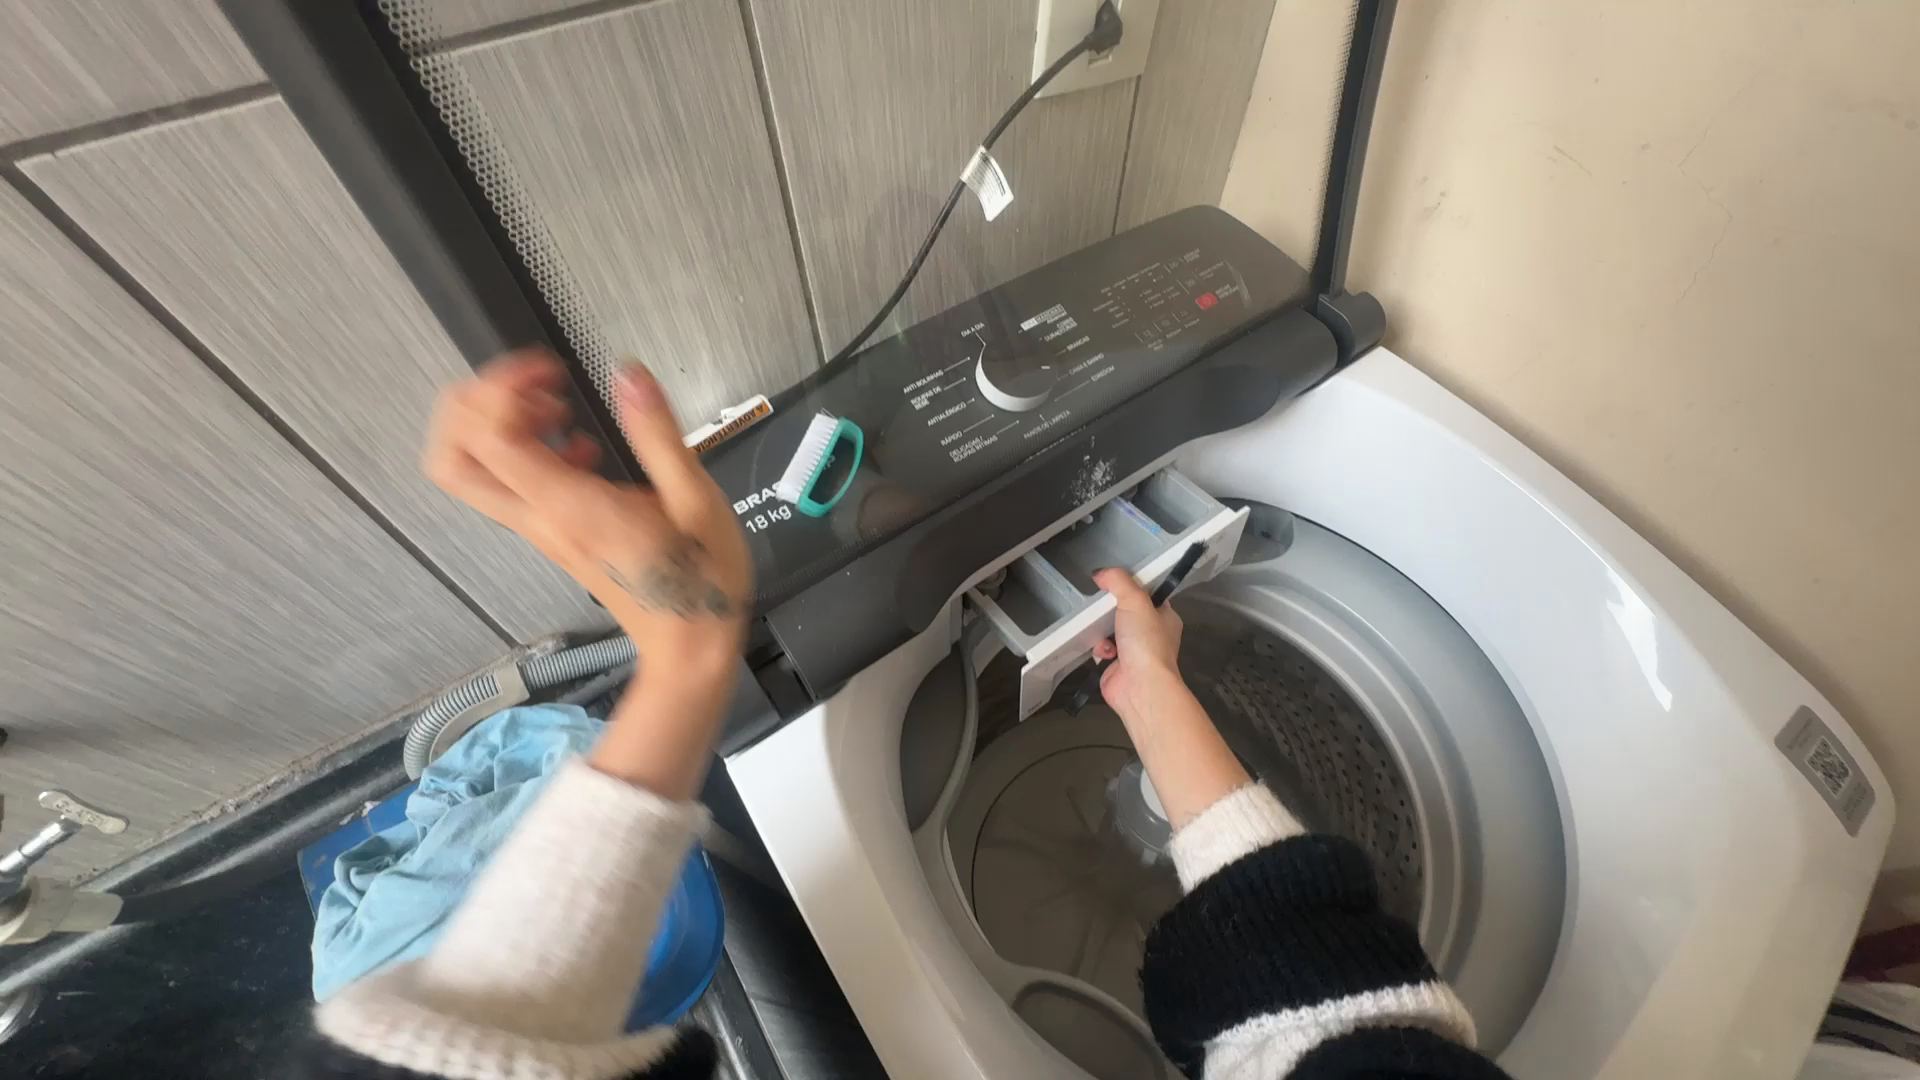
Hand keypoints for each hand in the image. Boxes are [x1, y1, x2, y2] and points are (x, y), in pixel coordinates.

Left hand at [424, 349, 750, 667]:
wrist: (689, 645)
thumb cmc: (700, 580)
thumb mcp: (696, 500)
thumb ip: (658, 435)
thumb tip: (629, 376)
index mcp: (571, 507)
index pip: (489, 434)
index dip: (504, 387)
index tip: (552, 371)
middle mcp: (541, 519)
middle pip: (451, 458)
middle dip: (476, 404)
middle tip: (531, 386)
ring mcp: (541, 531)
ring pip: (472, 473)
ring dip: (498, 427)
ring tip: (558, 411)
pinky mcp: (553, 537)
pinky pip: (509, 487)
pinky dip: (525, 453)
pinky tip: (581, 449)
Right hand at [1090, 567, 1186, 721]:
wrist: (1140, 686)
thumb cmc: (1145, 641)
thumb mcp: (1135, 600)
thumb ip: (1118, 581)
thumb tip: (1100, 574)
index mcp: (1165, 617)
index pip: (1148, 595)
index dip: (1132, 587)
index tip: (1115, 582)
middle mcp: (1152, 634)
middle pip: (1125, 612)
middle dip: (1110, 609)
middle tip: (1099, 605)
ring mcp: (1134, 651)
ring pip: (1110, 629)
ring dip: (1101, 629)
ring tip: (1099, 628)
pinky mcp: (1117, 665)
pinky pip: (1102, 648)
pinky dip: (1099, 648)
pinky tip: (1102, 651)